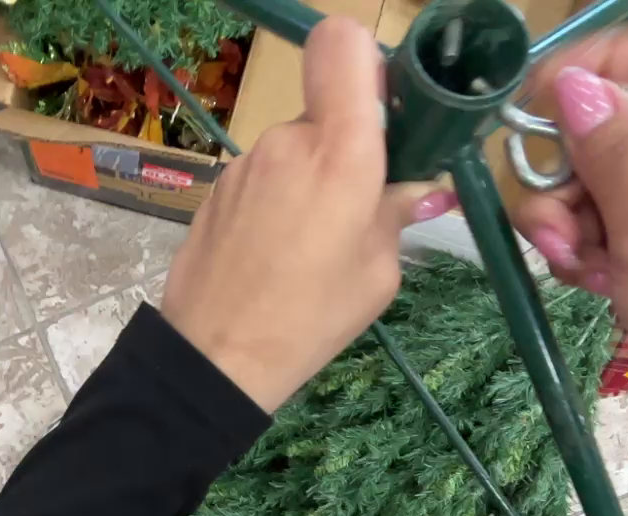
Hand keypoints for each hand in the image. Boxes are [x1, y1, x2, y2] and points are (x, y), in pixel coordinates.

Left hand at [161, 16, 455, 412]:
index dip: (362, 63)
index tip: (377, 113)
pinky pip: (255, 183)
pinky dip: (268, 205)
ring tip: (300, 248)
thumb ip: (395, 214)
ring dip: (301, 183)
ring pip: (286, 153)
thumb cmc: (308, 321)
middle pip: (320, 113)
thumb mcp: (376, 275)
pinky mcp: (211, 195)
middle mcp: (284, 142)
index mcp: (339, 150)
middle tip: (346, 212)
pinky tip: (265, 257)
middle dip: (338, 150)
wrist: (216, 360)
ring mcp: (240, 167)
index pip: (342, 44)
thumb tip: (416, 189)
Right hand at [515, 25, 627, 451]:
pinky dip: (593, 254)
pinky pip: (614, 230)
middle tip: (550, 235)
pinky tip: (599, 284)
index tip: (529, 105)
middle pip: (613, 133)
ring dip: (572, 228)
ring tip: (582, 271)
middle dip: (568, 184)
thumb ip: (606, 149)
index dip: (595, 65)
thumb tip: (568, 85)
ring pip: (601, 189)